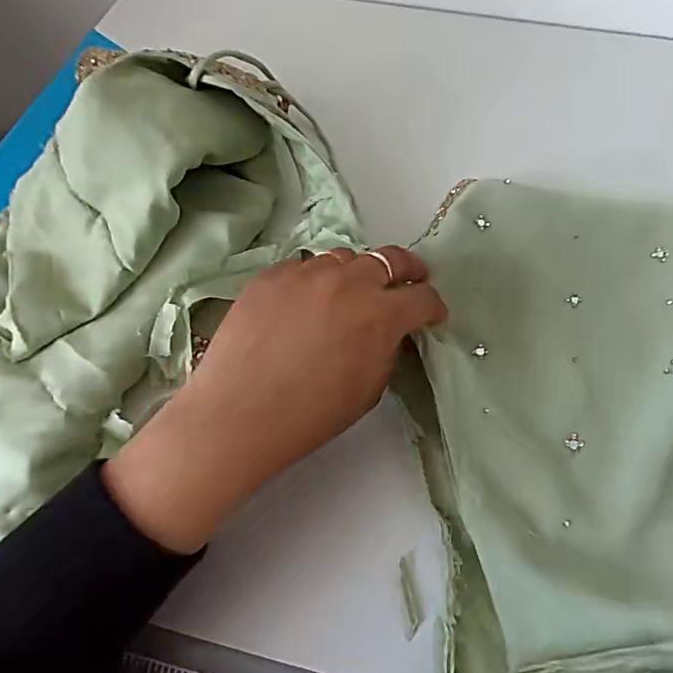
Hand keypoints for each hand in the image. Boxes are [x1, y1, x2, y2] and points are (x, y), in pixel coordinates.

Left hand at [103, 246, 446, 552]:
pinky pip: (304, 267)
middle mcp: (349, 283)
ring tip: (352, 292)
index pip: (422, 298)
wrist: (240, 412)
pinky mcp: (271, 275)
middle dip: (407, 271)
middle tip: (410, 281)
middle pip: (390, 259)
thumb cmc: (311, 414)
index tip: (433, 315)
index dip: (433, 307)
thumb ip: (386, 350)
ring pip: (345, 257)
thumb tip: (387, 333)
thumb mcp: (369, 388)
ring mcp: (307, 273)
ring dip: (358, 273)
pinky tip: (307, 302)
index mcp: (381, 315)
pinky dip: (316, 280)